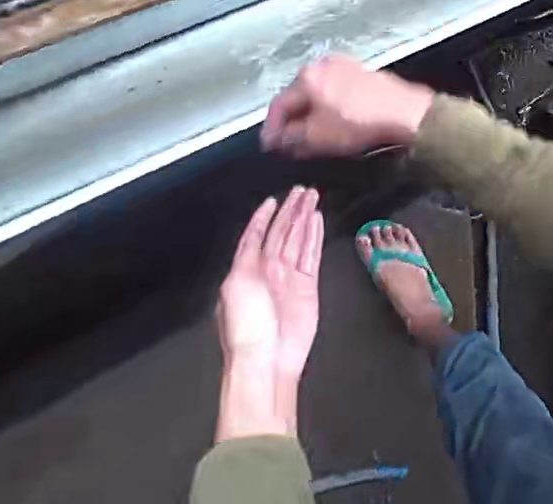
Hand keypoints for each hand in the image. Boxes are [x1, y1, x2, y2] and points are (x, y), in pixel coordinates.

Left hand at [215, 187, 323, 440]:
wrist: (267, 361)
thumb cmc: (246, 326)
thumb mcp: (235, 284)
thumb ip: (248, 254)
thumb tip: (256, 232)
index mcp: (247, 269)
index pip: (256, 234)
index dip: (264, 216)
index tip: (274, 199)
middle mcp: (268, 269)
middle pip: (281, 231)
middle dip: (291, 210)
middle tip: (302, 190)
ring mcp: (288, 277)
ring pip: (297, 238)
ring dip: (304, 217)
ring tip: (312, 197)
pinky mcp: (307, 286)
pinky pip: (311, 254)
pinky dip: (314, 236)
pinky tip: (316, 221)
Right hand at [261, 55, 435, 158]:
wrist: (402, 112)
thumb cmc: (361, 121)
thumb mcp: (317, 137)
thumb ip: (290, 138)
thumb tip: (278, 139)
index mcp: (307, 77)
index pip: (279, 104)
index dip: (272, 128)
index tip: (270, 145)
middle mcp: (322, 65)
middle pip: (297, 96)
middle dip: (292, 121)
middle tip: (291, 143)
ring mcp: (342, 65)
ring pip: (316, 93)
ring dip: (311, 114)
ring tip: (312, 136)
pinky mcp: (359, 71)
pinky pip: (334, 90)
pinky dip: (328, 106)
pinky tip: (334, 123)